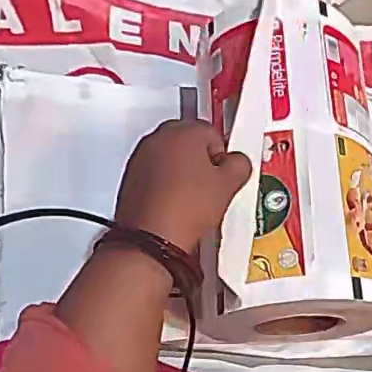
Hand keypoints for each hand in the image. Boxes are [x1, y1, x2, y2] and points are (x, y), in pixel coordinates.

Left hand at [113, 119, 252, 253]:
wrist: (152, 238)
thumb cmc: (183, 210)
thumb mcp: (228, 185)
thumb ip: (240, 165)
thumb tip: (238, 163)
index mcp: (184, 132)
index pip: (214, 132)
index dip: (224, 155)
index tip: (226, 172)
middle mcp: (159, 138)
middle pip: (189, 141)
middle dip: (202, 160)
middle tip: (211, 184)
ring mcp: (142, 156)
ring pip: (171, 156)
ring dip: (183, 172)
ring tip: (194, 198)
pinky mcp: (131, 176)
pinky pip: (155, 172)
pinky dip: (165, 183)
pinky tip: (177, 203)